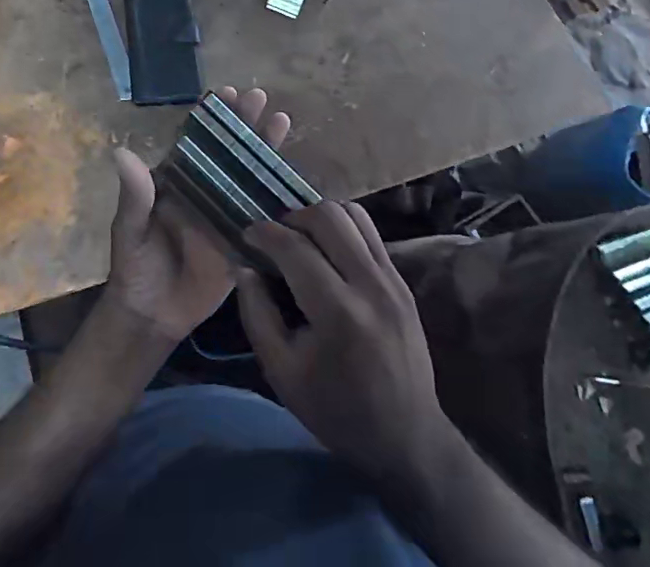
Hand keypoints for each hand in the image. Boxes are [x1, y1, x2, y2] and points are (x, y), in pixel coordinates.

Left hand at [106, 86, 291, 344]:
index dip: (210, 117)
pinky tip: (294, 174)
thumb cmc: (135, 266)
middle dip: (243, 123)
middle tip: (258, 96)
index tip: (225, 93)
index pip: (195, 140)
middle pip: (228, 150)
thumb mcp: (129, 229)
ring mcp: (227, 212)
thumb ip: (134, 194)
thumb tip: (121, 152)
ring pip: (249, 173)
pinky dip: (278, 193)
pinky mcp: (244, 237)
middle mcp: (205, 190)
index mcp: (177, 182)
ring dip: (264, 148)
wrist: (153, 315)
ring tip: (281, 119)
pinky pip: (264, 212)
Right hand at [236, 201, 453, 480]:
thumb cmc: (336, 410)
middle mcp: (370, 284)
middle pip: (329, 216)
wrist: (406, 435)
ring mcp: (393, 279)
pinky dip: (343, 229)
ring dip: (321, 217)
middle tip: (275, 237)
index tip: (246, 234)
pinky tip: (327, 252)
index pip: (295, 248)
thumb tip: (243, 267)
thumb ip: (257, 314)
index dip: (264, 233)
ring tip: (301, 239)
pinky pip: (370, 233)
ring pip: (354, 214)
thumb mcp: (282, 372)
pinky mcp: (403, 281)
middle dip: (293, 217)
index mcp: (338, 312)